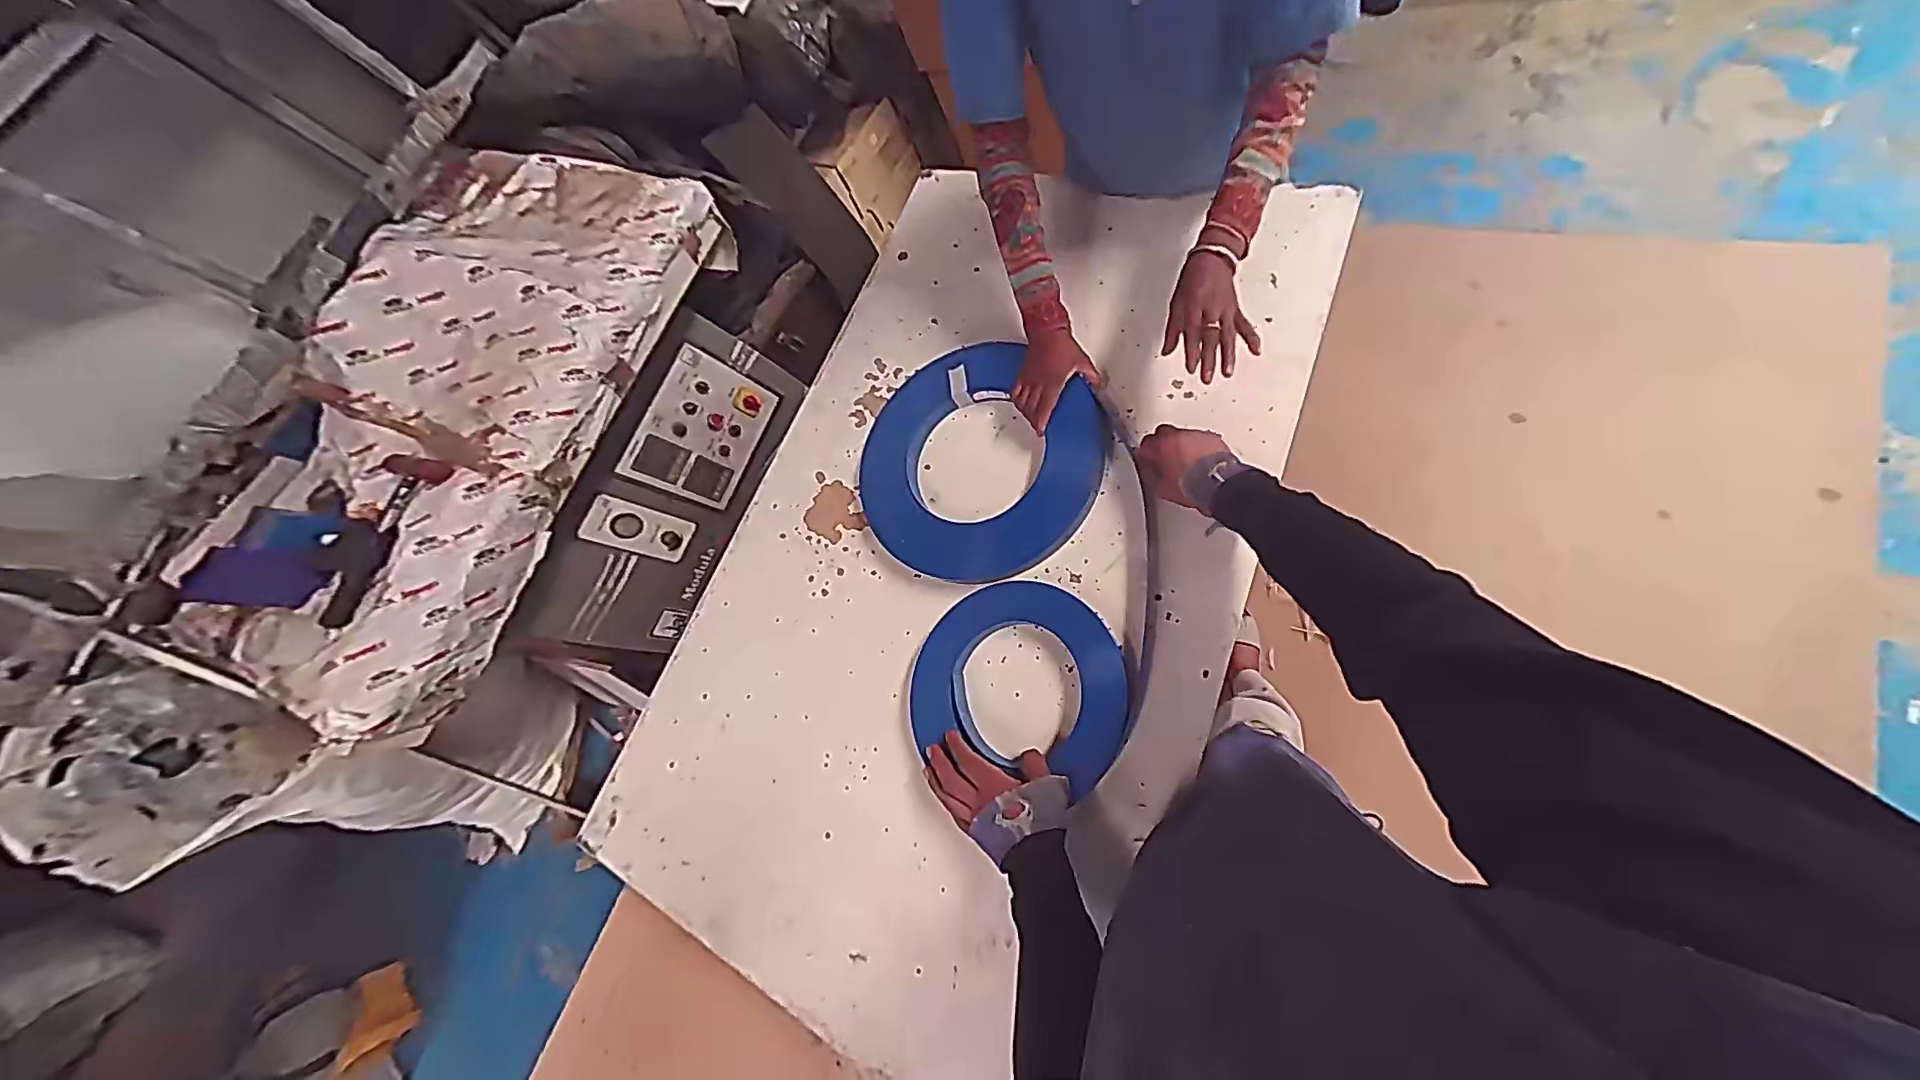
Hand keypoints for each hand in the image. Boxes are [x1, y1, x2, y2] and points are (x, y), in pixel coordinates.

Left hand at [925, 730, 1048, 825]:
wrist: (1039, 854)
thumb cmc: (1041, 821)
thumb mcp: (1044, 785)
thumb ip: (1034, 766)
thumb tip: (1029, 756)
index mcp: (992, 784)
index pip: (967, 761)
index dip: (957, 747)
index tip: (950, 737)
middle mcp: (978, 801)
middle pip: (951, 778)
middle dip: (940, 762)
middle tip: (933, 750)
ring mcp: (974, 820)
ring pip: (948, 797)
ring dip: (936, 782)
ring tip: (930, 772)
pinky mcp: (976, 836)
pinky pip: (953, 814)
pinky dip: (945, 803)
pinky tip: (944, 801)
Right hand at [1014, 327, 1101, 433]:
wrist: (1047, 331)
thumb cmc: (1061, 344)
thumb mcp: (1082, 361)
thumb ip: (1091, 375)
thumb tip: (1098, 384)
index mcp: (1053, 385)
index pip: (1044, 409)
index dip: (1041, 422)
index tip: (1041, 430)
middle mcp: (1038, 384)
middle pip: (1031, 409)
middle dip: (1032, 420)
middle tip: (1036, 425)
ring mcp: (1029, 378)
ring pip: (1022, 401)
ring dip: (1024, 412)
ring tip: (1028, 417)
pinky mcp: (1023, 372)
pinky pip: (1016, 390)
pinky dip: (1016, 398)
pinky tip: (1018, 401)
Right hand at [1135, 424, 1234, 510]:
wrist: (1216, 484)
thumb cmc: (1190, 485)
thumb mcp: (1161, 487)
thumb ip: (1150, 472)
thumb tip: (1147, 468)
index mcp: (1159, 446)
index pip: (1146, 443)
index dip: (1147, 453)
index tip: (1148, 459)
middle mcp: (1176, 435)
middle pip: (1163, 433)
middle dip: (1163, 443)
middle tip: (1166, 457)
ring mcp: (1194, 435)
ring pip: (1182, 435)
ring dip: (1182, 444)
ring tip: (1186, 461)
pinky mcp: (1210, 437)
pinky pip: (1200, 438)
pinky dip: (1198, 446)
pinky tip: (1200, 460)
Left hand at [1162, 251, 1260, 384]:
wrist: (1213, 258)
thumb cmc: (1192, 280)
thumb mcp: (1176, 303)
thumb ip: (1172, 329)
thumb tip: (1166, 350)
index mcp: (1194, 308)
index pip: (1193, 334)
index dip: (1192, 352)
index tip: (1191, 367)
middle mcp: (1211, 310)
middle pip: (1210, 338)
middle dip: (1209, 359)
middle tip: (1207, 376)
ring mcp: (1225, 310)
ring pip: (1227, 335)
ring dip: (1227, 355)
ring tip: (1227, 372)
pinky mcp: (1234, 309)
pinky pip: (1244, 325)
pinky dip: (1251, 338)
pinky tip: (1255, 350)